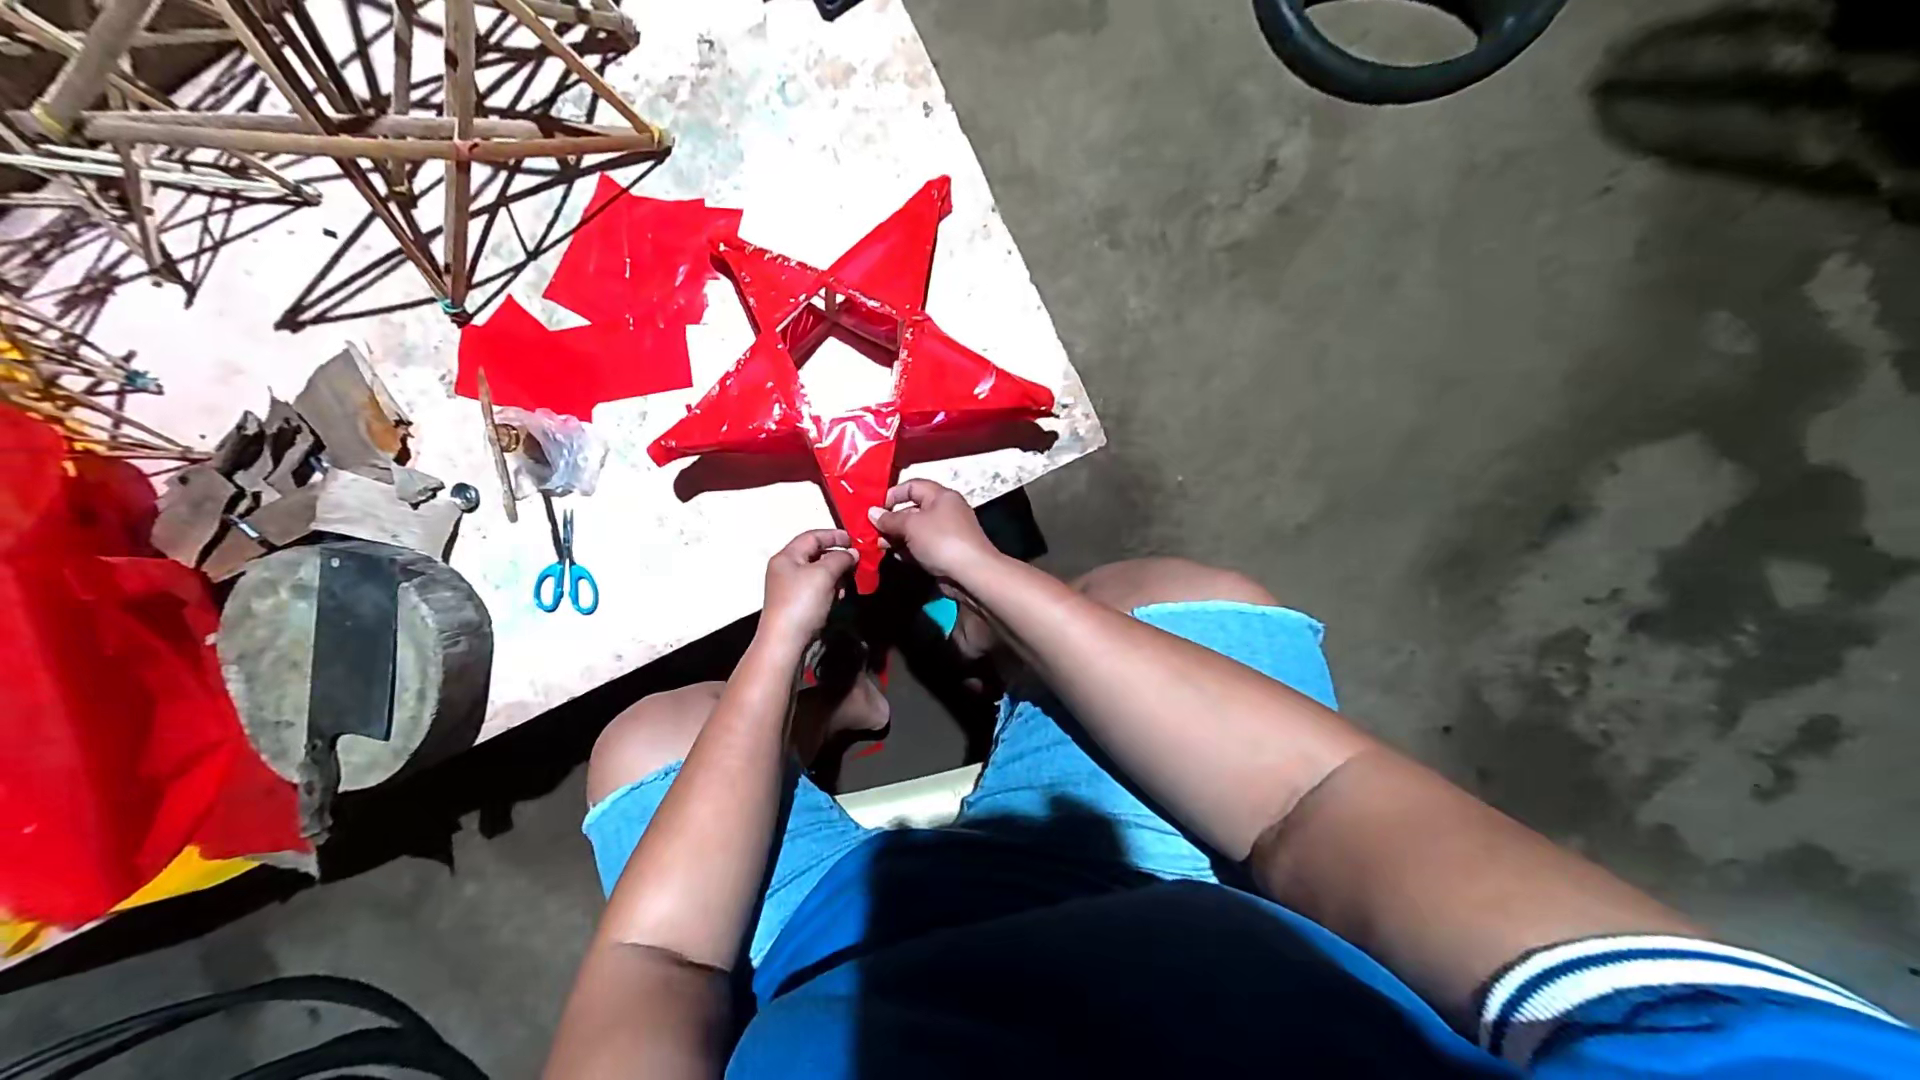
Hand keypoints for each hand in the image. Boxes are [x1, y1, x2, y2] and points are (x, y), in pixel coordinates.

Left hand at [760, 529, 855, 647]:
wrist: (786, 643)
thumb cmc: (802, 602)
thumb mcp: (823, 574)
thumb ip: (840, 558)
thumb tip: (852, 553)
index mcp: (787, 557)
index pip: (812, 536)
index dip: (834, 535)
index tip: (855, 540)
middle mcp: (787, 570)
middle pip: (816, 555)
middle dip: (838, 557)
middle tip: (857, 562)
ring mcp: (792, 589)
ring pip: (820, 573)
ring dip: (837, 575)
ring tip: (850, 582)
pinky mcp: (799, 605)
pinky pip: (819, 590)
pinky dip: (832, 590)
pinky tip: (839, 598)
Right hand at [868, 480, 1000, 584]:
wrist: (970, 574)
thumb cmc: (941, 540)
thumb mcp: (911, 526)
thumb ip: (890, 519)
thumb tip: (872, 513)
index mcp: (941, 496)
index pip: (913, 486)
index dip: (893, 494)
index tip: (875, 508)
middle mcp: (944, 512)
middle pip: (912, 510)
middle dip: (891, 520)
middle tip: (871, 530)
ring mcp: (945, 534)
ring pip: (914, 531)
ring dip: (896, 537)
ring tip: (878, 545)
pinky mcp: (943, 553)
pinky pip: (920, 548)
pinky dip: (907, 550)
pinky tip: (894, 556)